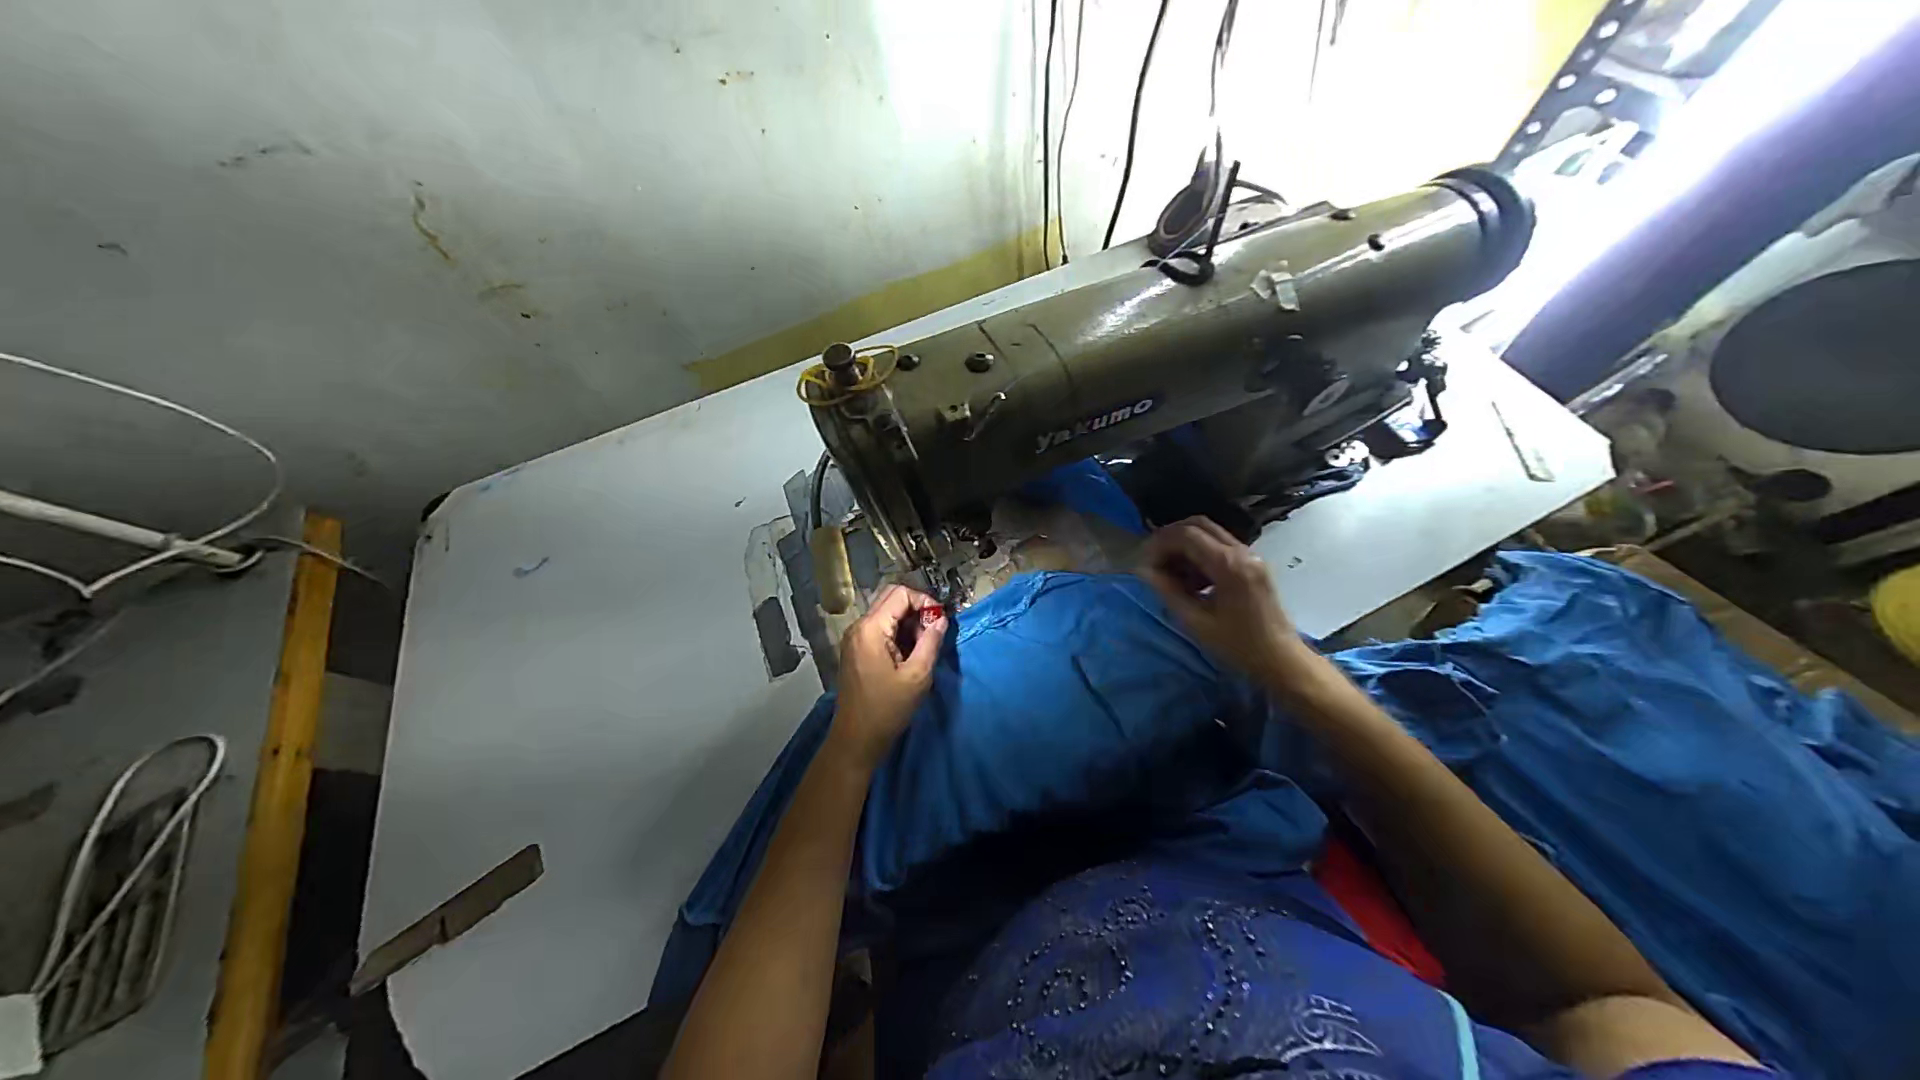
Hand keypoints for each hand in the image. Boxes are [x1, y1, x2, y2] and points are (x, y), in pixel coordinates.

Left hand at [829, 584, 947, 768]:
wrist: (857, 738)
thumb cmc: (887, 709)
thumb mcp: (917, 676)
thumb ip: (931, 642)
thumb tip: (940, 619)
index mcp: (871, 629)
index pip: (900, 594)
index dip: (924, 601)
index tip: (940, 621)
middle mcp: (858, 627)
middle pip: (891, 598)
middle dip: (916, 609)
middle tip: (932, 632)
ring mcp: (854, 638)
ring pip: (886, 613)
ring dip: (908, 622)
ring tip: (922, 647)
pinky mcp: (856, 649)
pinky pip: (880, 628)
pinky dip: (897, 633)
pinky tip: (909, 654)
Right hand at [1137, 517, 1310, 684]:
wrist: (1281, 659)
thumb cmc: (1238, 646)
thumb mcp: (1195, 622)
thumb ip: (1168, 592)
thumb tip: (1144, 571)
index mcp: (1228, 565)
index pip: (1186, 535)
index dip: (1159, 544)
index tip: (1145, 564)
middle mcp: (1242, 552)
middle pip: (1198, 525)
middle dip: (1170, 539)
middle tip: (1154, 562)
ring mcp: (1251, 556)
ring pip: (1210, 532)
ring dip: (1185, 545)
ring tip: (1171, 573)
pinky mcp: (1254, 564)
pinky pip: (1221, 546)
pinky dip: (1200, 553)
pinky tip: (1192, 580)